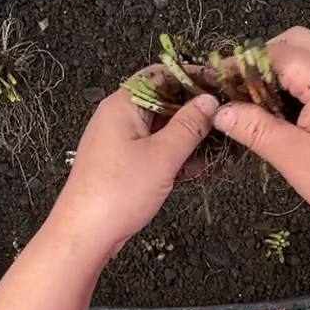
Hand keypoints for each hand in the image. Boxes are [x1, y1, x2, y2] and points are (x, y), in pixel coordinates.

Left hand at [48, 69, 217, 254]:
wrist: (84, 235)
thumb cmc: (116, 194)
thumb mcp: (162, 156)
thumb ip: (189, 125)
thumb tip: (208, 102)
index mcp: (122, 105)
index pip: (161, 74)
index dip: (192, 77)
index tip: (220, 85)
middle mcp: (117, 119)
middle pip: (162, 102)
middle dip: (194, 111)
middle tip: (225, 119)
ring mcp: (119, 143)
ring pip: (160, 130)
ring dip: (187, 137)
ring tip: (218, 145)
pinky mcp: (122, 166)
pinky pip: (153, 152)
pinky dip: (174, 157)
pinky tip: (197, 168)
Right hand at [213, 27, 309, 228]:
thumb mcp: (293, 156)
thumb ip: (255, 129)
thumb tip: (220, 112)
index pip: (275, 53)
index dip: (241, 65)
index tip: (215, 83)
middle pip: (295, 41)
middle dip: (261, 60)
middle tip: (236, 91)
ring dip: (280, 69)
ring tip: (255, 102)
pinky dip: (298, 80)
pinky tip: (282, 110)